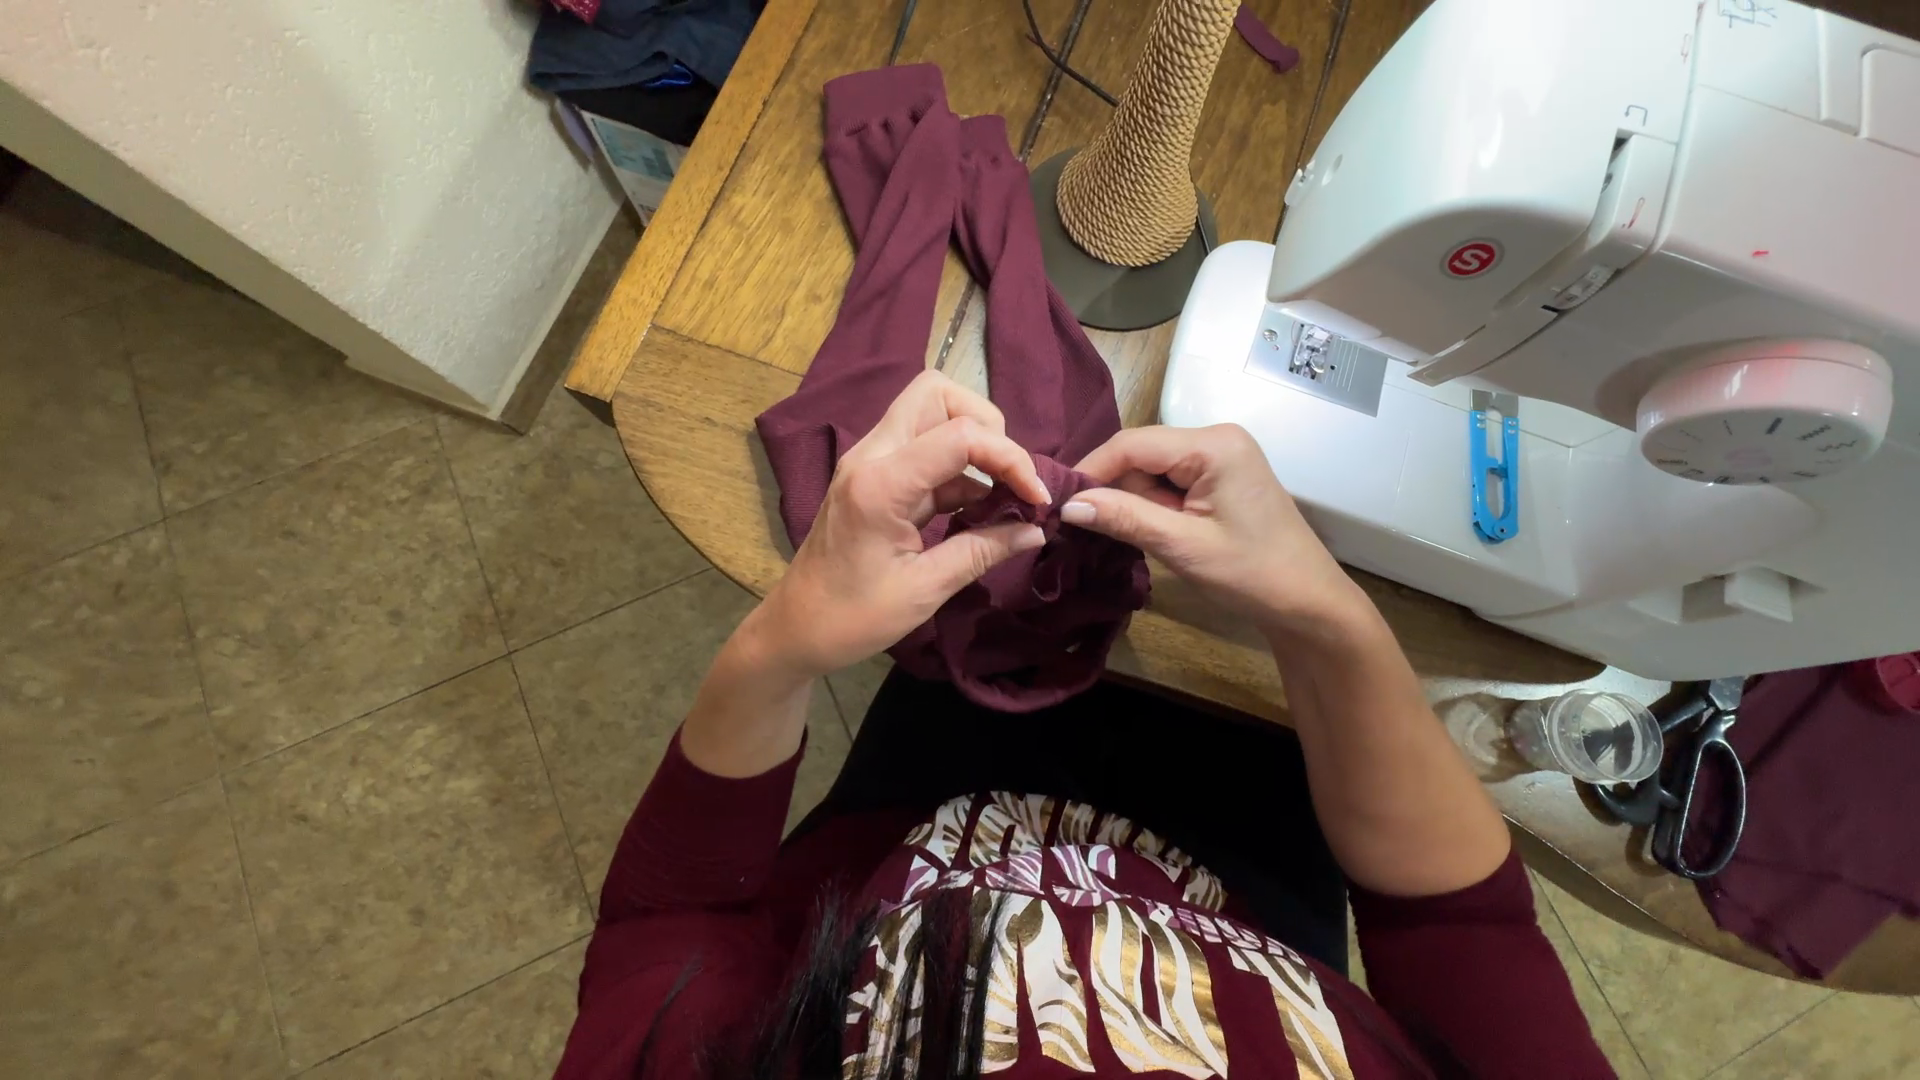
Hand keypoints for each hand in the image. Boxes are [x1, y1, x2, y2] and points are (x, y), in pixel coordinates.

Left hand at [748, 371, 1051, 678]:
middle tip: (1009, 476)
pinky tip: (980, 507)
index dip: (1010, 459)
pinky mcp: (874, 477)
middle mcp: (872, 455)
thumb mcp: (924, 590)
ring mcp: (869, 462)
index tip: (1036, 500)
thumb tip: (1035, 530)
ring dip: (973, 442)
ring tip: (1002, 493)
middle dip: (986, 425)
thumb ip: (982, 551)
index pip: (960, 434)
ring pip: (929, 412)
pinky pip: (924, 448)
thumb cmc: (853, 618)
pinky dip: (959, 467)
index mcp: (880, 483)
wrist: (795, 630)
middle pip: (936, 393)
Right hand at [1061, 424, 1372, 642]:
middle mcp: (1215, 439)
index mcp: (1213, 445)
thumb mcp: (1182, 546)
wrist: (1309, 604)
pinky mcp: (1216, 480)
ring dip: (1128, 501)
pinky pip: (1167, 484)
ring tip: (1108, 533)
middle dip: (1109, 488)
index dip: (1090, 470)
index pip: (1132, 444)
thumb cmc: (1252, 574)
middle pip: (1139, 454)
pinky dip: (1147, 507)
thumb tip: (1068, 505)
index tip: (1056, 501)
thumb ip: (1124, 518)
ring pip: (1149, 471)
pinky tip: (1136, 530)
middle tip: (1076, 524)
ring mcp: (1218, 458)